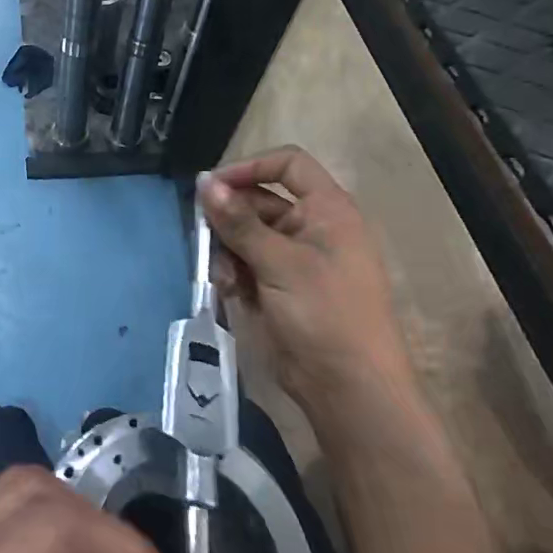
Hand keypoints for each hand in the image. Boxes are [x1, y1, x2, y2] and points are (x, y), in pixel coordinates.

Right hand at [199, 146, 412, 415]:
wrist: (349, 388)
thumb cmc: (325, 313)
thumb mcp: (279, 263)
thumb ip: (239, 221)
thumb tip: (204, 181)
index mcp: (327, 209)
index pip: (288, 164)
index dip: (250, 167)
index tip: (213, 187)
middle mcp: (312, 227)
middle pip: (259, 202)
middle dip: (229, 220)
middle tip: (203, 238)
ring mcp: (295, 260)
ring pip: (247, 236)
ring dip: (228, 252)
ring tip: (222, 277)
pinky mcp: (281, 288)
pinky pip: (248, 265)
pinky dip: (234, 275)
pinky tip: (229, 293)